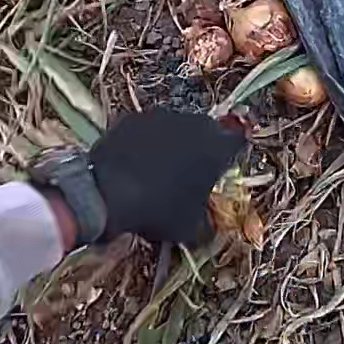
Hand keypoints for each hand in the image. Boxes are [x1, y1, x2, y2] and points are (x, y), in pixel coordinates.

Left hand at [89, 108, 242, 243]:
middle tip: (192, 170)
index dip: (230, 154)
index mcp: (216, 147)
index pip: (237, 142)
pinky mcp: (133, 117)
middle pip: (207, 130)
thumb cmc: (158, 210)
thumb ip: (207, 220)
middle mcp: (194, 124)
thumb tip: (209, 225)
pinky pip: (148, 128)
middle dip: (203, 147)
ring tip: (160, 167)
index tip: (222, 168)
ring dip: (174, 142)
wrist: (106, 193)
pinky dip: (146, 141)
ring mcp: (162, 116)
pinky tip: (135, 161)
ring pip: (176, 127)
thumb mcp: (190, 227)